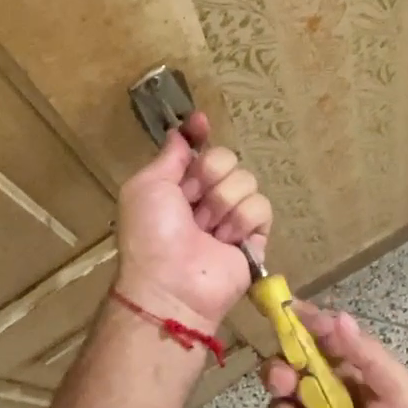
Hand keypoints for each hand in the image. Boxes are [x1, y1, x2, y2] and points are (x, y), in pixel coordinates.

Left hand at [114, 112, 271, 333]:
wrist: (171, 284)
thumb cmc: (150, 234)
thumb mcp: (146, 187)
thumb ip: (168, 156)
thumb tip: (181, 130)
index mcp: (177, 185)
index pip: (198, 149)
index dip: (200, 134)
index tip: (200, 123)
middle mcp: (206, 198)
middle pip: (225, 159)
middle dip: (208, 177)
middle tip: (191, 203)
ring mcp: (232, 217)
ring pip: (246, 181)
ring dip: (222, 204)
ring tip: (207, 231)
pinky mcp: (256, 237)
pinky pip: (261, 207)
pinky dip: (242, 222)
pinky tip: (226, 241)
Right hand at [258, 303, 407, 407]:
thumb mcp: (402, 398)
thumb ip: (369, 356)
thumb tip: (337, 316)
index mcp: (350, 377)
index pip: (318, 340)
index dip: (300, 325)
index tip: (286, 314)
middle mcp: (321, 400)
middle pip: (281, 370)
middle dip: (280, 373)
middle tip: (289, 385)